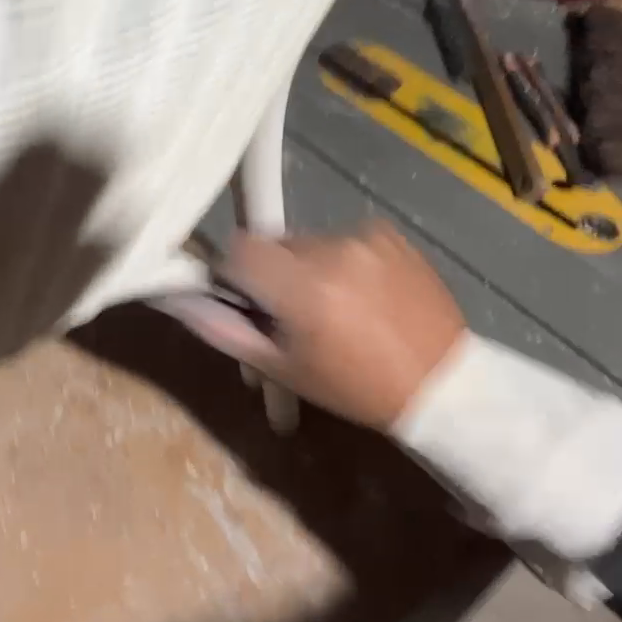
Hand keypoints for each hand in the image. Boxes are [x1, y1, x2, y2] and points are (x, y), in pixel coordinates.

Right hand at [223, 223, 467, 429]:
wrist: (443, 386)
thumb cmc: (355, 387)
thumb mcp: (282, 369)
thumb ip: (225, 331)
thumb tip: (178, 301)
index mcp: (303, 287)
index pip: (239, 248)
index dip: (234, 272)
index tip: (249, 300)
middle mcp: (332, 250)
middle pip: (273, 245)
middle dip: (273, 273)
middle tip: (294, 312)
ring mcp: (365, 238)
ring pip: (307, 242)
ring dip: (308, 267)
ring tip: (334, 306)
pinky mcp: (390, 235)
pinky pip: (343, 238)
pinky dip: (342, 261)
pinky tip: (361, 294)